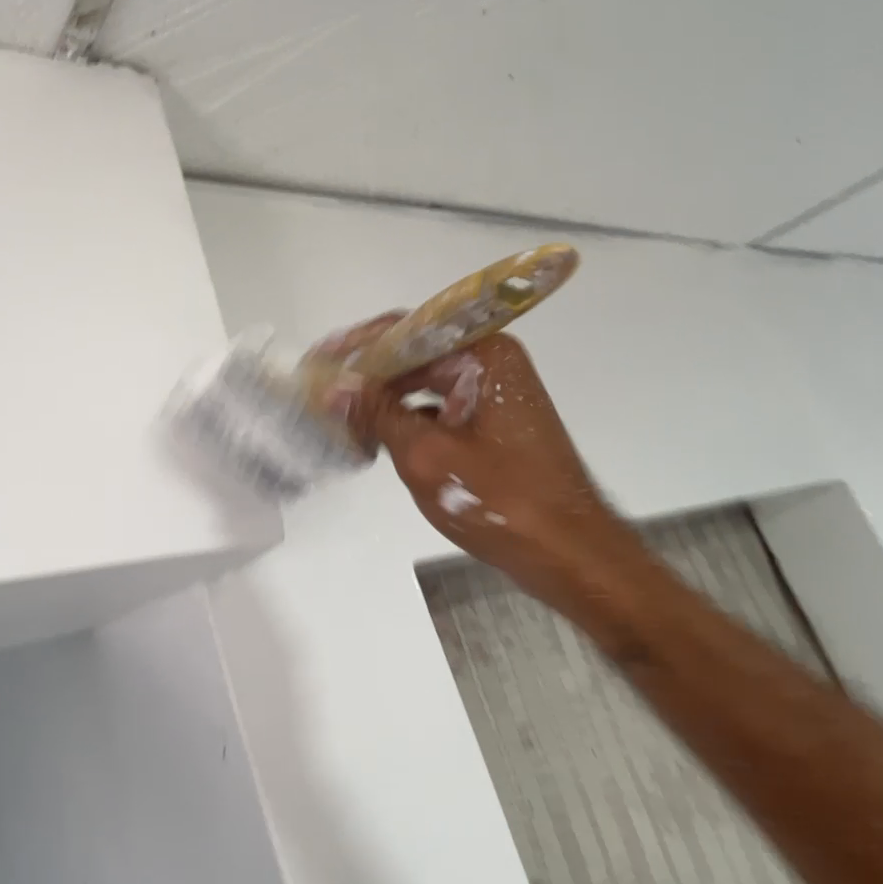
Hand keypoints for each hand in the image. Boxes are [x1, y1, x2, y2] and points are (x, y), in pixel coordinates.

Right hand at [310, 316, 635, 599]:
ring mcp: (494, 393)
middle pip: (413, 353)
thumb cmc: (499, 500)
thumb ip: (377, 414)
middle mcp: (491, 362)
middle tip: (318, 391)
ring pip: (423, 382)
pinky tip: (372, 437)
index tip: (314, 361)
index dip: (354, 346)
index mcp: (483, 355)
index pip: (404, 331)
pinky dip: (404, 418)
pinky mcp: (493, 422)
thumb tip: (334, 388)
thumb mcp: (426, 455)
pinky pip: (438, 407)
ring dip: (381, 398)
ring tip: (337, 415)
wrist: (568, 552)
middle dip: (365, 373)